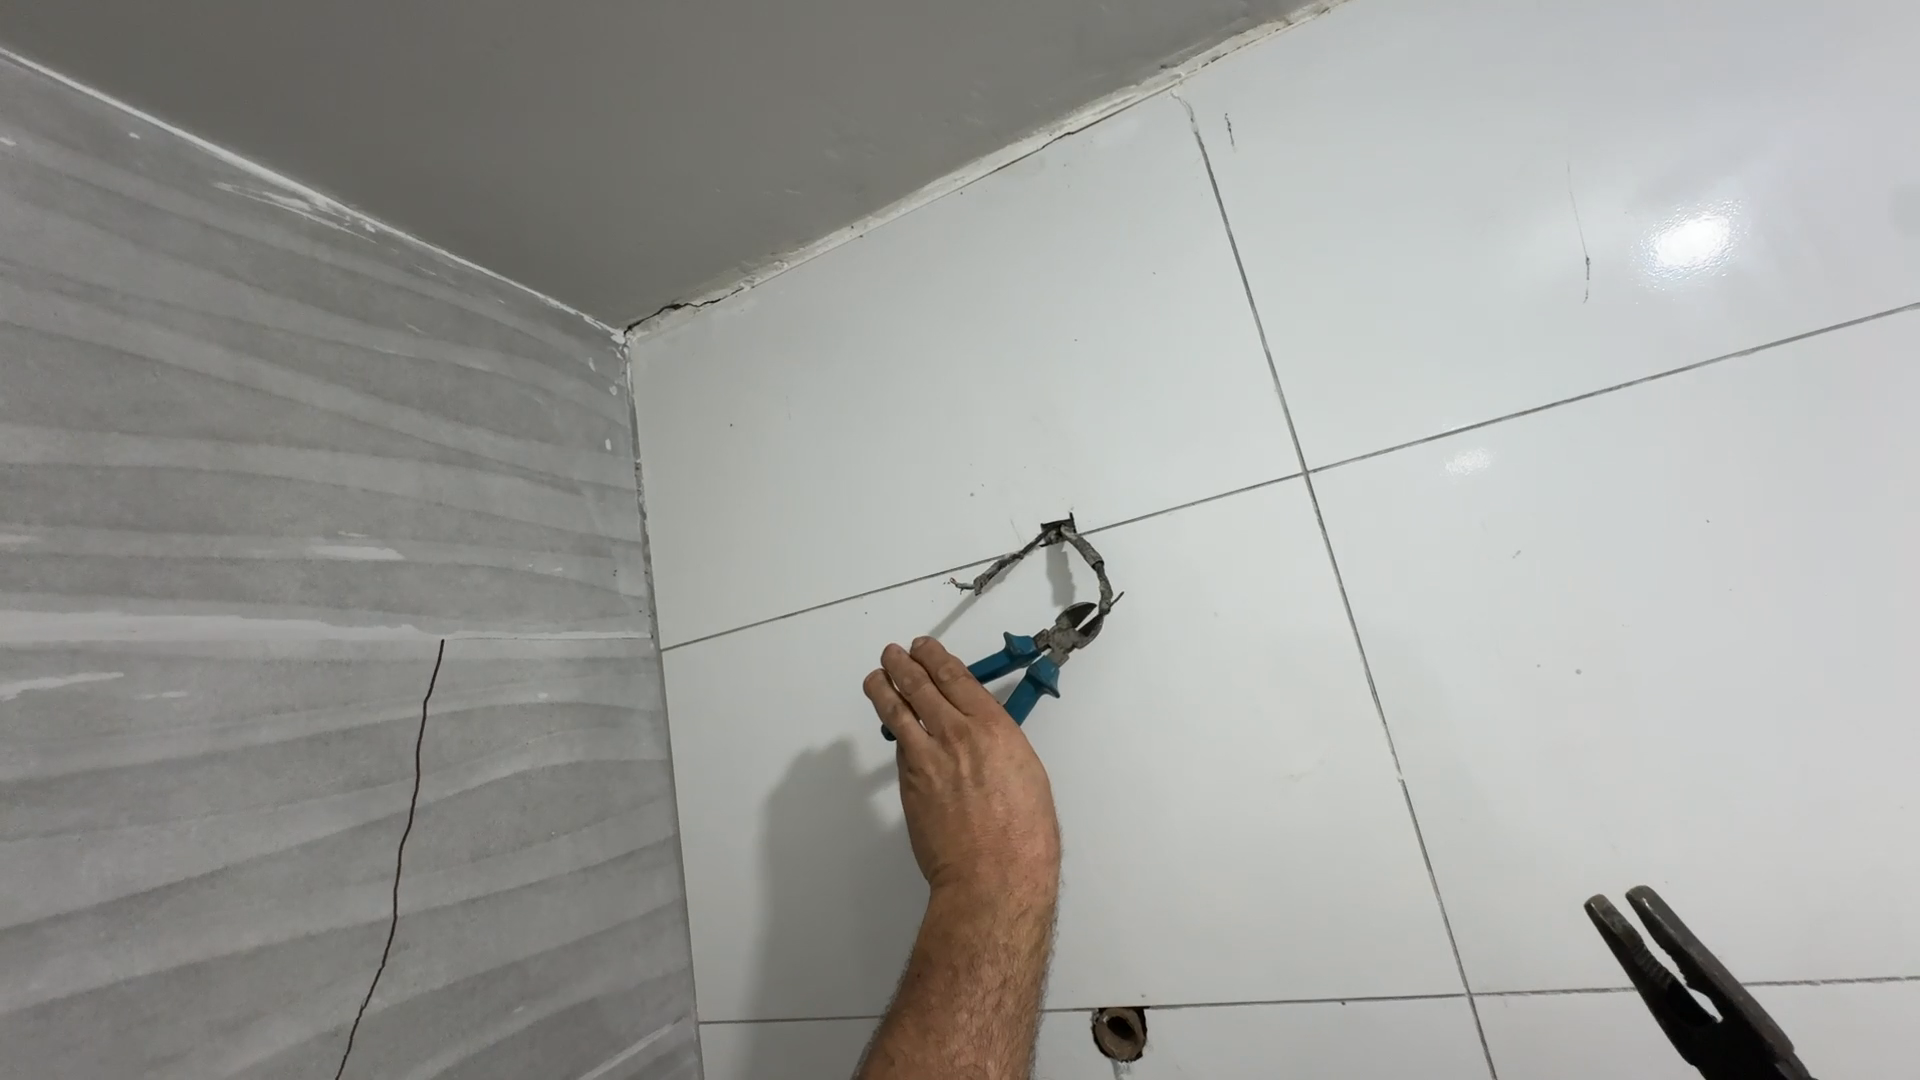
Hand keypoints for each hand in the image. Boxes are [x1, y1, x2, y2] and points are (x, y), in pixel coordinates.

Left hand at [863, 637, 1060, 904]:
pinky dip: (895, 728)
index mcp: (992, 726)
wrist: (993, 875)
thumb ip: (999, 744)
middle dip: (904, 663)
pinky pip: (900, 746)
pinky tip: (894, 724)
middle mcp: (955, 732)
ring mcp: (926, 757)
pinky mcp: (909, 782)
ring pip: (898, 710)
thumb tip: (982, 738)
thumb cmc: (1025, 831)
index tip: (924, 646)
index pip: (955, 677)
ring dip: (884, 687)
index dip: (935, 657)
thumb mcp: (1026, 771)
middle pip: (920, 685)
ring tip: (876, 675)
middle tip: (894, 653)